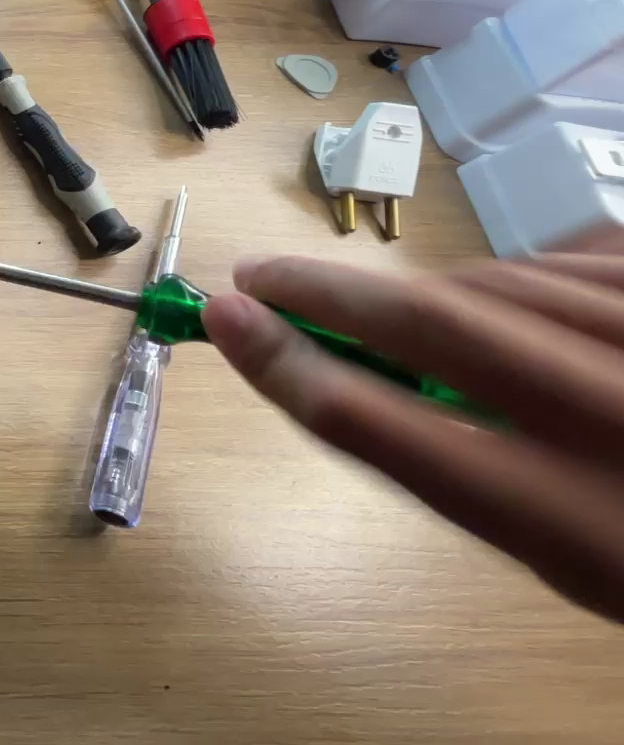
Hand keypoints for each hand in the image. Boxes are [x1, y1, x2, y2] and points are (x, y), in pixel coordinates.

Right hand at [204, 254, 623, 622]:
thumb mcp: (527, 536)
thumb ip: (412, 450)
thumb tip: (292, 348)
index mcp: (571, 522)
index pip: (370, 420)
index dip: (278, 357)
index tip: (222, 315)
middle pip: (425, 320)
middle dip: (319, 288)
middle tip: (260, 276)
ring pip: (491, 282)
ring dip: (428, 293)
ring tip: (426, 322)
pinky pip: (566, 258)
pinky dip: (519, 275)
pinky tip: (521, 307)